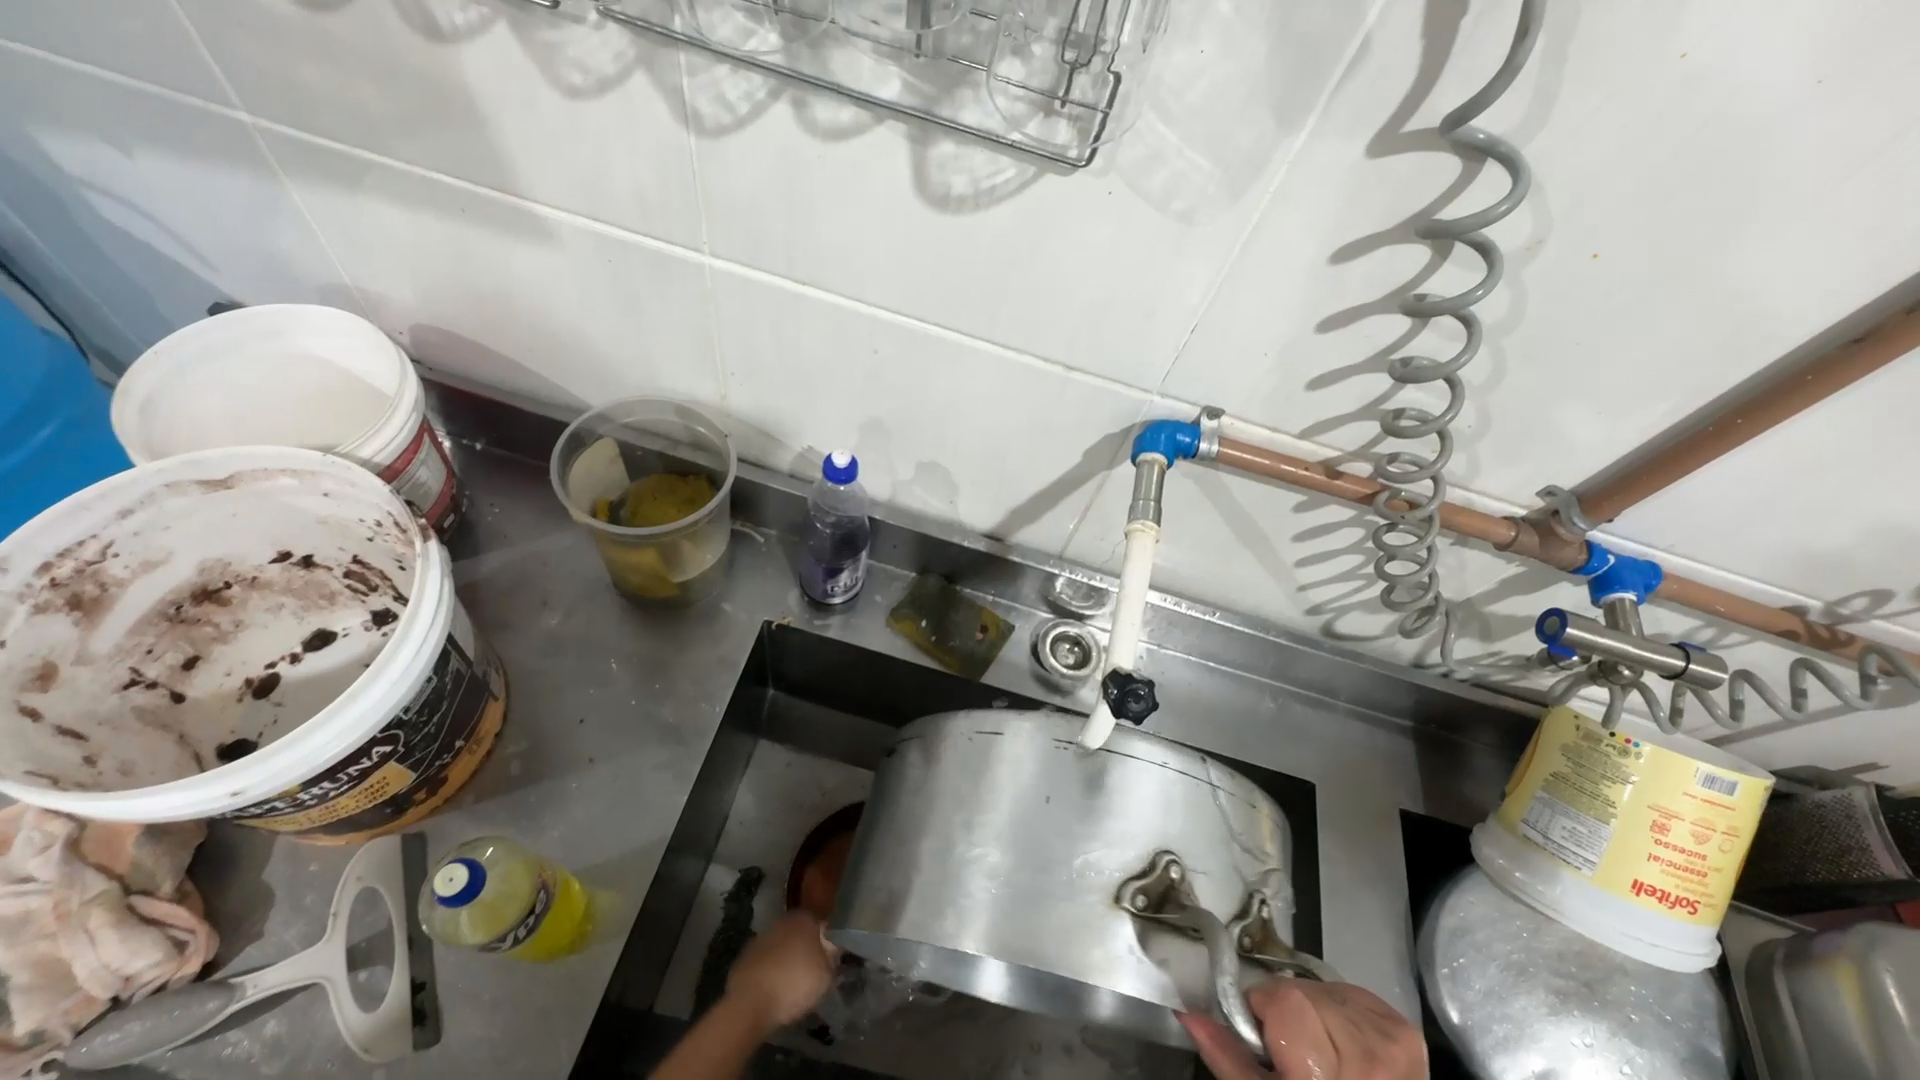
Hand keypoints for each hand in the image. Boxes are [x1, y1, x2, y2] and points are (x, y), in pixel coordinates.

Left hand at [726, 912, 840, 1028]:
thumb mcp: (827, 976)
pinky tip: (773, 989)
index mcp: (804, 920)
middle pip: (798, 934)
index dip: (826, 941)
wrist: (750, 1002)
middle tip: (812, 972)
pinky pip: (764, 962)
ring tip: (792, 984)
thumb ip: (831, 960)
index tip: (829, 959)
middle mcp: (781, 923)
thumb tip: (831, 952)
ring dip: (785, 960)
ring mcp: (759, 939)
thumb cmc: (795, 983)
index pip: (820, 924)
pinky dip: (769, 972)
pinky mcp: (743, 958)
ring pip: (780, 947)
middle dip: (804, 949)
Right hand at [1179, 979, 1425, 1079]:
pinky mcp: (1407, 1031)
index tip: (1263, 1039)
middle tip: (1290, 1052)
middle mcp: (1369, 1051)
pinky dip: (1340, 1011)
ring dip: (1312, 1010)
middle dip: (1285, 1011)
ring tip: (1317, 1050)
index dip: (1262, 1012)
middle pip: (1301, 991)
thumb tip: (1187, 1014)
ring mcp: (1394, 1038)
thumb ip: (1226, 1057)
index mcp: (1326, 1073)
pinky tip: (1341, 1042)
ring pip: (1323, 989)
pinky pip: (1354, 994)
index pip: (1282, 998)